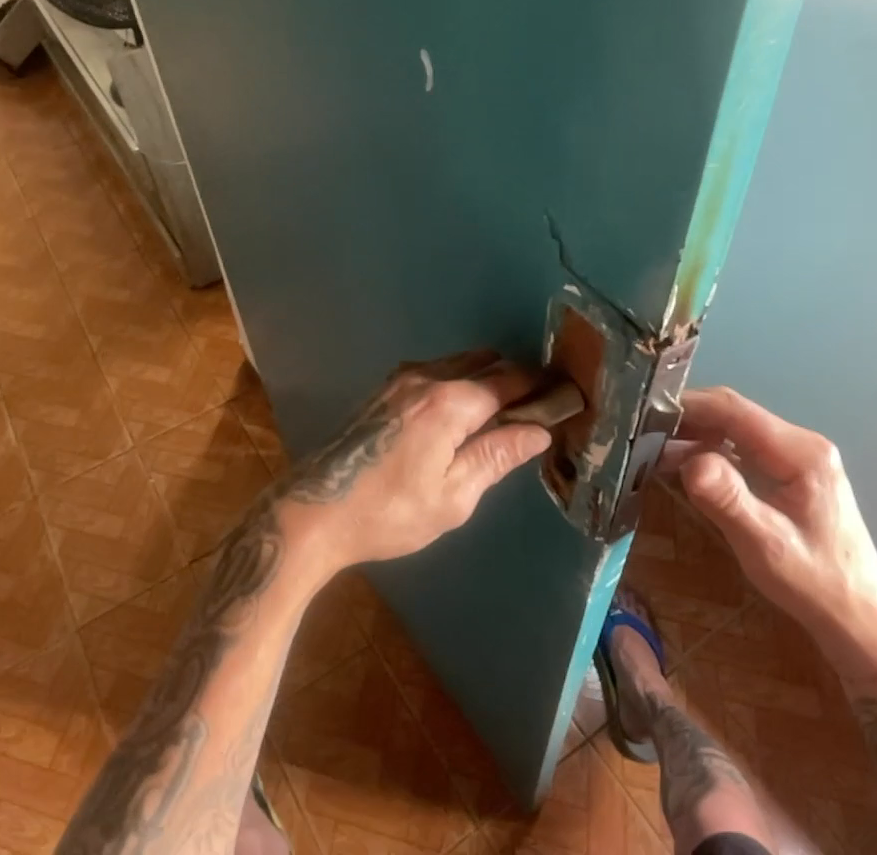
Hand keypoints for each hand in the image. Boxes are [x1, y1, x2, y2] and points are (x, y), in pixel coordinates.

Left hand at [276, 350, 553, 577]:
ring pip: (457, 365)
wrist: (312, 515)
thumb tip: (538, 431)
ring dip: (483, 380)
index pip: (509, 379)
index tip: (564, 398)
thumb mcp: (453, 497)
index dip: (540, 386)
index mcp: (449, 402)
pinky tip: (460, 418)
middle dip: (514, 380)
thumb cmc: (389, 514)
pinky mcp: (381, 392)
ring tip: (501, 417)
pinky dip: (456, 385)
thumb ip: (496, 456)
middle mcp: (425, 378)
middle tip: (534, 411)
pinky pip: (433, 375)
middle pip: (484, 362)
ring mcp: (398, 381)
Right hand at [665, 388, 876, 680]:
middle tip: (635, 431)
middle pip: (732, 414)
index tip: (642, 413)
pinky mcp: (789, 475)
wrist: (859, 620)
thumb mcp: (765, 545)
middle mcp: (801, 445)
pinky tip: (679, 468)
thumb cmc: (814, 584)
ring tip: (646, 449)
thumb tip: (688, 460)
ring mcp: (796, 459)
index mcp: (800, 453)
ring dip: (692, 436)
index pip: (733, 409)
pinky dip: (707, 453)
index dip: (685, 406)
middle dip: (684, 419)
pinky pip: (741, 451)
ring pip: (734, 431)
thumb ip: (728, 499)